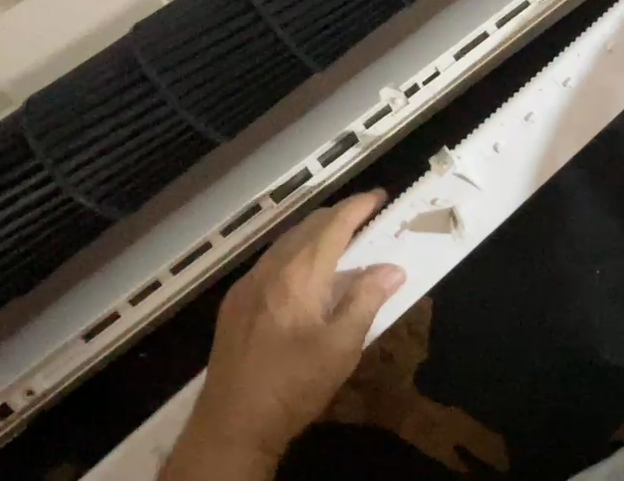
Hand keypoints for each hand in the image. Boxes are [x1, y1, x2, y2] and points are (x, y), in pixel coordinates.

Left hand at [162, 190, 404, 480]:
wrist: (230, 427)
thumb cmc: (292, 386)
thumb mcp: (341, 348)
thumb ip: (366, 300)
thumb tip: (393, 268)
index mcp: (299, 274)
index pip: (334, 224)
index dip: (359, 205)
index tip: (380, 196)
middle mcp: (270, 269)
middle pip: (308, 226)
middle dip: (339, 214)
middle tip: (366, 214)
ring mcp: (248, 285)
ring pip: (286, 241)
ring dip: (316, 232)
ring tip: (341, 238)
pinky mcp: (235, 303)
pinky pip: (270, 261)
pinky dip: (295, 251)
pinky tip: (304, 271)